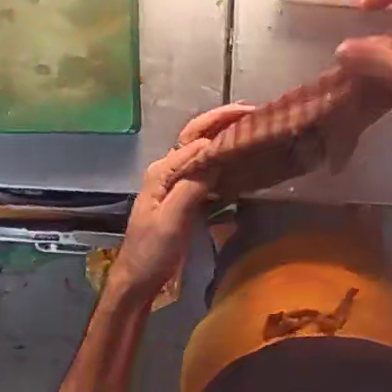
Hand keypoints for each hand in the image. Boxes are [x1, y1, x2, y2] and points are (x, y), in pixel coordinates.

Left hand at [109, 103, 255, 301]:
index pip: (194, 141)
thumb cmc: (151, 251)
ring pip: (202, 152)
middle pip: (196, 137)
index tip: (250, 118)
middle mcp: (167, 171)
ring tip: (252, 129)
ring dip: (224, 138)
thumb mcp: (171, 220)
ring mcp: (175, 184)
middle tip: (254, 112)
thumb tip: (214, 152)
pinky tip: (241, 162)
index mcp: (161, 171)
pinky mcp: (184, 199)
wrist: (137, 280)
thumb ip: (191, 186)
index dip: (221, 126)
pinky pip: (206, 173)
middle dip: (222, 121)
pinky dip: (223, 163)